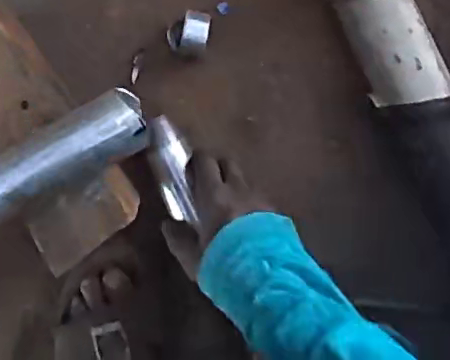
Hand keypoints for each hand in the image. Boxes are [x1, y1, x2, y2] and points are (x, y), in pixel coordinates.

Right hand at [160, 153, 272, 279]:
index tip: (190, 179)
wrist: (273, 290)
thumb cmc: (226, 268)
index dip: (196, 164)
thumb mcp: (194, 260)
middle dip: (218, 170)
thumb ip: (179, 239)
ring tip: (232, 213)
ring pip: (246, 183)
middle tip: (210, 189)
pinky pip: (263, 203)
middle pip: (227, 163)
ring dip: (237, 190)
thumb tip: (168, 224)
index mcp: (214, 194)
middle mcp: (238, 190)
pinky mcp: (281, 219)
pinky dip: (254, 209)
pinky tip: (252, 232)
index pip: (203, 159)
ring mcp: (262, 203)